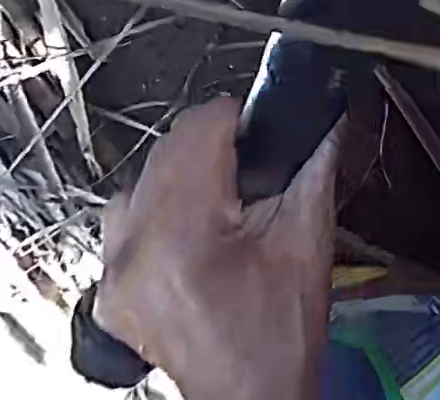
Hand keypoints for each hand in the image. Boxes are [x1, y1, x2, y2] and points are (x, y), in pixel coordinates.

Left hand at [92, 98, 339, 399]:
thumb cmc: (283, 324)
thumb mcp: (308, 235)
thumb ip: (318, 162)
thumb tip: (332, 115)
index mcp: (183, 230)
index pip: (198, 128)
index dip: (237, 115)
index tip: (263, 126)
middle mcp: (135, 245)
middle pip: (168, 146)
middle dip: (213, 138)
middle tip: (254, 155)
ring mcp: (113, 271)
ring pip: (144, 175)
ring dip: (184, 166)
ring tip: (224, 186)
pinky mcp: (107, 290)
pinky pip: (126, 216)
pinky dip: (158, 201)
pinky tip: (191, 219)